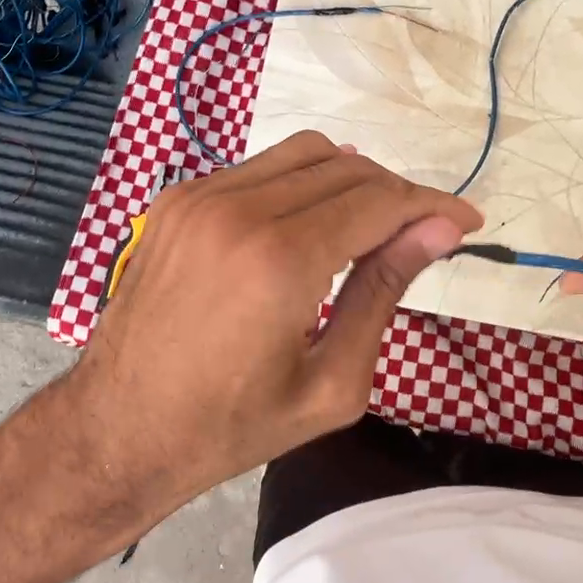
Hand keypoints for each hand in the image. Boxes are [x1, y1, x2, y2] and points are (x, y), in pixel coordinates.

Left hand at [0, 131, 479, 582]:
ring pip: (306, 152)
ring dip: (352, 179)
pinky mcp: (177, 197)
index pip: (379, 201)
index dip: (431, 205)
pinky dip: (302, 183)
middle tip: (420, 234)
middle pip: (349, 165)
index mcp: (281, 260)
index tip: (467, 220)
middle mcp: (239, 208)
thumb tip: (437, 230)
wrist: (115, 430)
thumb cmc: (231, 426)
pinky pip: (261, 167)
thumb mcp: (331, 383)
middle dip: (396, 193)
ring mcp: (201, 195)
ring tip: (370, 227)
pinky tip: (309, 227)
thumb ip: (385, 293)